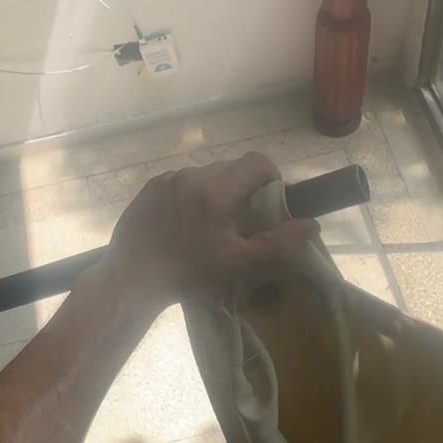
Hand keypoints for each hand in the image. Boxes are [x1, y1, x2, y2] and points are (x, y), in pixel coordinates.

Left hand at [101, 153, 319, 306]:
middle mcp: (190, 175)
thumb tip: (311, 225)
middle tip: (243, 221)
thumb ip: (277, 243)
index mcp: (214, 191)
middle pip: (231, 167)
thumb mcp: (236, 263)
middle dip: (244, 189)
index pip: (256, 163)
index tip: (271, 203)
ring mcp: (166, 180)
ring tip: (211, 226)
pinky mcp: (149, 189)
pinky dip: (192, 197)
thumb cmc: (187, 273)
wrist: (131, 280)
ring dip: (217, 193)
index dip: (272, 178)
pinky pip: (182, 183)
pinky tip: (185, 226)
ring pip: (206, 175)